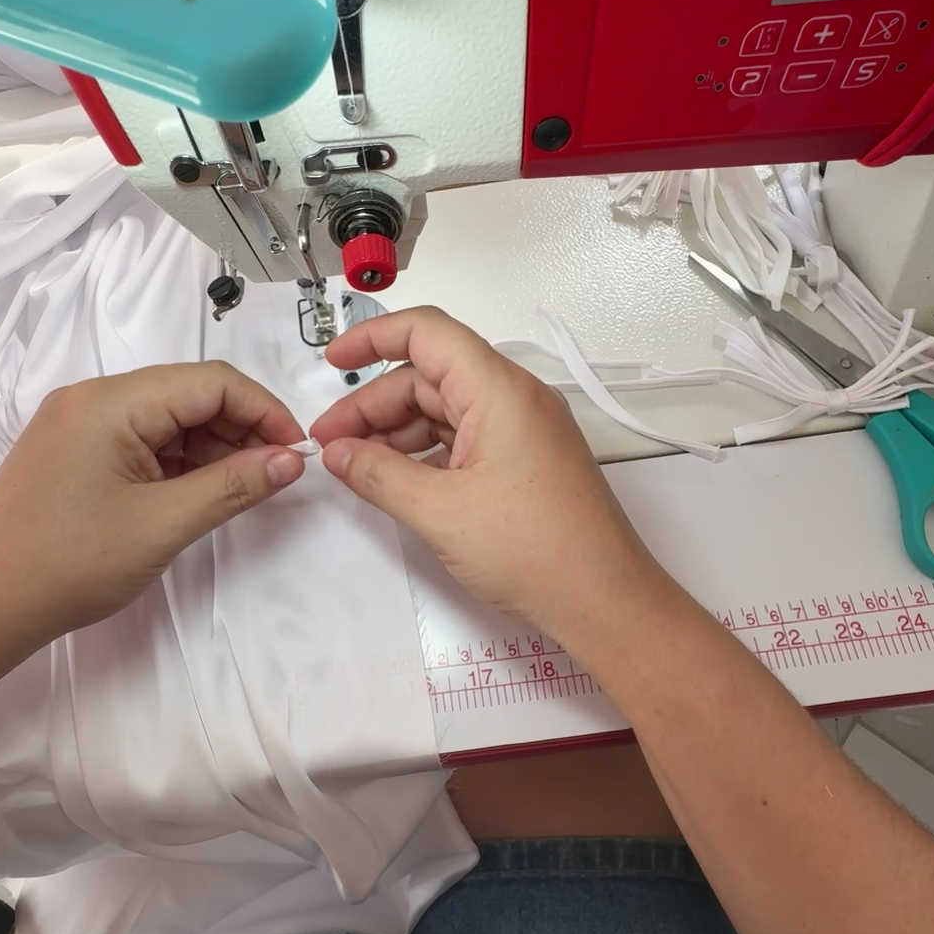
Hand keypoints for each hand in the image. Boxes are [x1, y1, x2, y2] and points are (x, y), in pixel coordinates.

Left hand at [0, 362, 306, 649]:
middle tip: (276, 474)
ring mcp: (84, 424)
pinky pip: (148, 439)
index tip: (297, 451)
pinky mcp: (81, 451)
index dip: (263, 410)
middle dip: (242, 428)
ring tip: (244, 486)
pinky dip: (185, 460)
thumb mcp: (164, 524)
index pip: (210, 381)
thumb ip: (234, 485)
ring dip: (216, 446)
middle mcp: (94, 399)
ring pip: (172, 417)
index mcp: (109, 402)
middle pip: (191, 393)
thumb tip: (293, 460)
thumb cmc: (71, 564)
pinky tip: (205, 488)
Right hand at [309, 308, 672, 647]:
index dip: (373, 338)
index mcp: (499, 390)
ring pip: (443, 411)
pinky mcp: (523, 461)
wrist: (604, 601)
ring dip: (395, 433)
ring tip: (355, 466)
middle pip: (428, 377)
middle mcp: (514, 399)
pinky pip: (463, 440)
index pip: (428, 333)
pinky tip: (396, 479)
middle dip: (373, 405)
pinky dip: (425, 454)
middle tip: (329, 444)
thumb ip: (379, 475)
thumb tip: (337, 453)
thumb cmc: (533, 551)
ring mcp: (522, 431)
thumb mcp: (440, 511)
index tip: (331, 362)